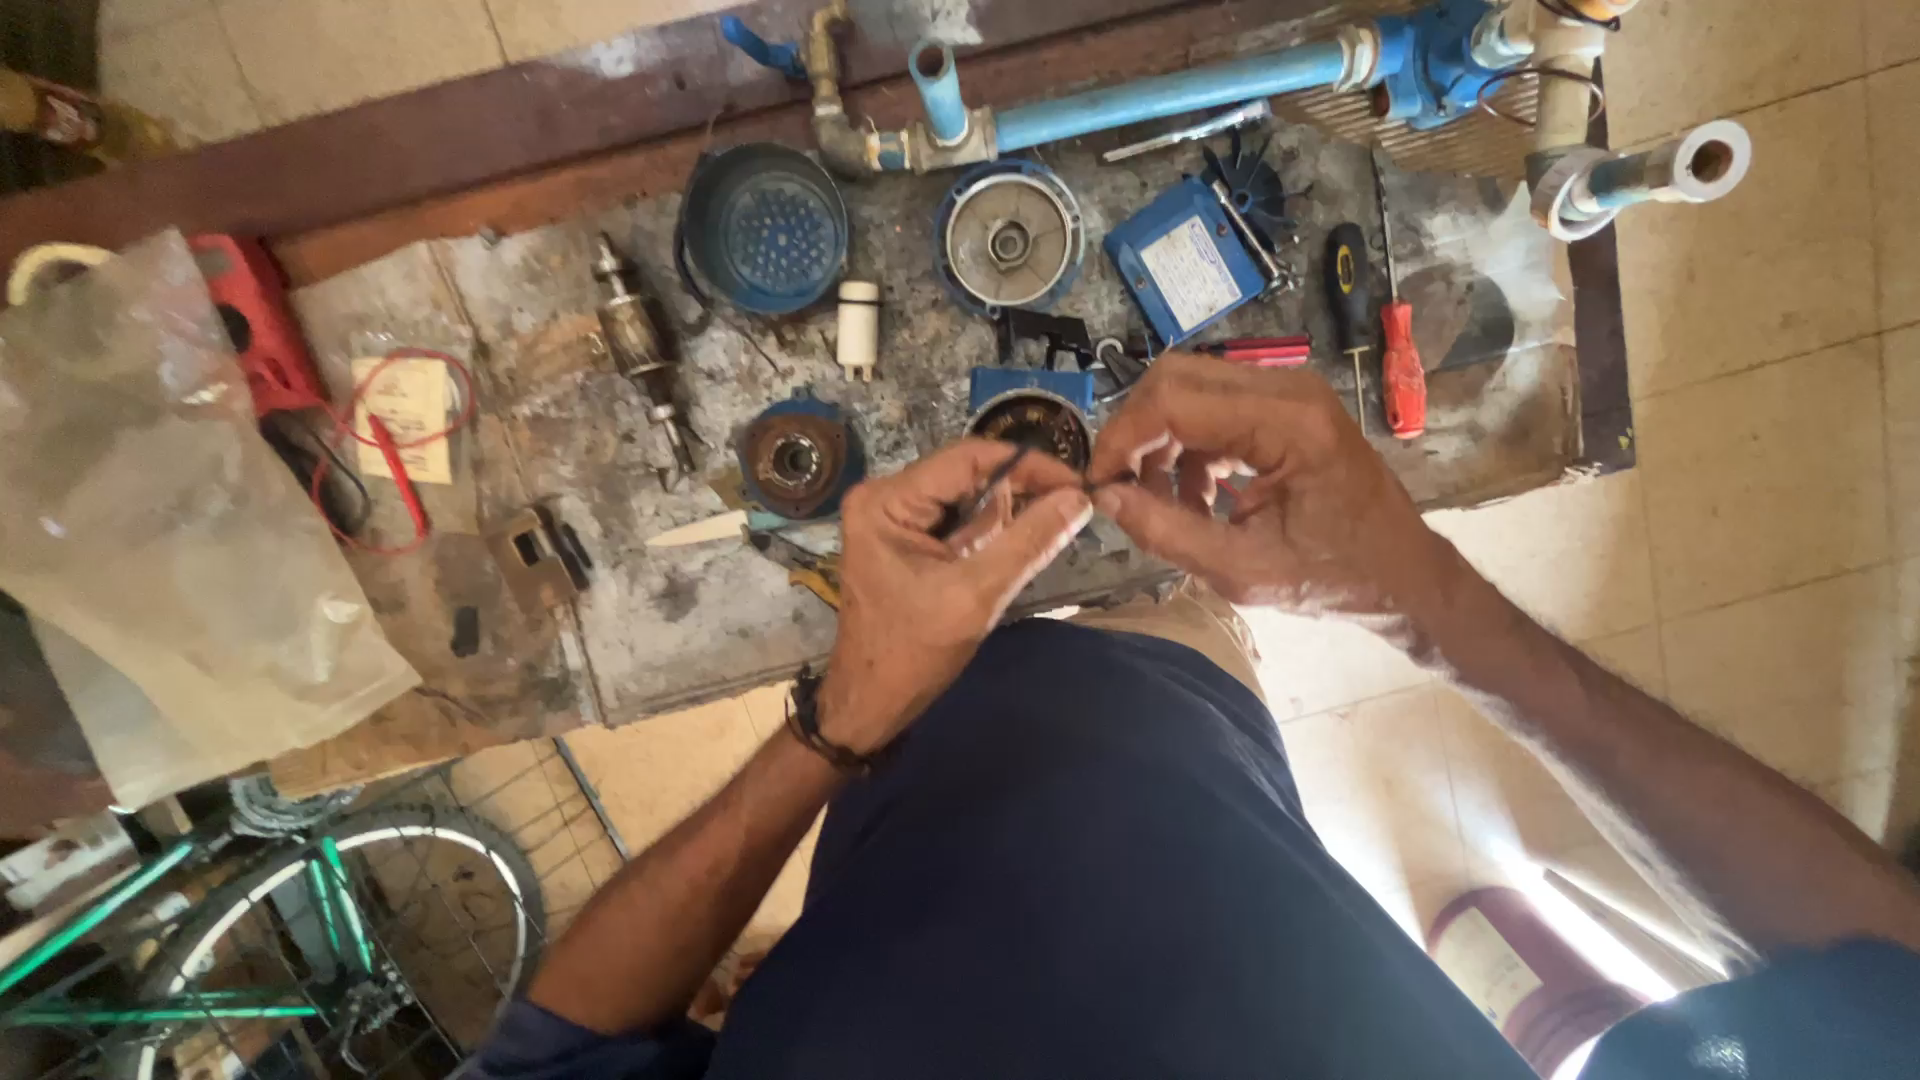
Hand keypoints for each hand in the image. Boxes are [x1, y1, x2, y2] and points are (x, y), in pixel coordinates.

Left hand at [821, 439, 1091, 753]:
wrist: (871, 701)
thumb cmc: (913, 653)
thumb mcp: (976, 594)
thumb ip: (1029, 541)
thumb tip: (1079, 498)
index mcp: (887, 501)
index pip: (969, 458)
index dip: (1028, 466)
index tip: (1077, 484)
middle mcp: (884, 496)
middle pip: (968, 475)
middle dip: (1015, 498)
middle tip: (1061, 520)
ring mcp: (892, 517)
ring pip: (967, 499)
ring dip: (1000, 524)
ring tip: (1007, 562)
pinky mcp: (904, 538)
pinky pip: (957, 522)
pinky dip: (985, 538)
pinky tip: (993, 564)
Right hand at [1088, 353, 1468, 637]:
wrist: (1402, 575)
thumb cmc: (1332, 578)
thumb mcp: (1240, 571)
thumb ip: (1166, 531)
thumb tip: (1105, 497)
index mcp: (1287, 423)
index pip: (1173, 401)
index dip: (1122, 439)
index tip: (1099, 484)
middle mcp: (1287, 388)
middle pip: (1175, 379)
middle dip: (1135, 433)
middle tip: (1122, 488)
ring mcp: (1288, 392)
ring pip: (1187, 388)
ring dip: (1159, 442)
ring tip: (1161, 502)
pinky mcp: (1284, 406)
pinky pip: (1211, 407)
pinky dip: (1186, 448)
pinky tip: (1194, 498)